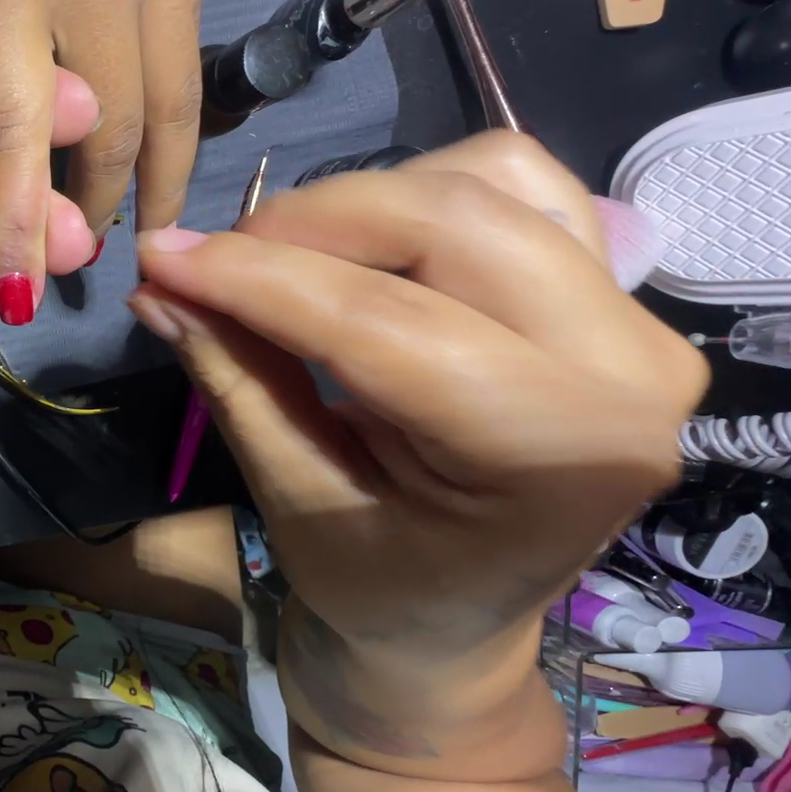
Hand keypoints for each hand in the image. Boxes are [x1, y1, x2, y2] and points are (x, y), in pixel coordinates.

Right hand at [128, 133, 707, 656]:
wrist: (456, 610)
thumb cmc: (373, 579)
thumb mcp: (291, 496)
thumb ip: (233, 380)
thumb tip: (156, 288)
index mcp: (554, 452)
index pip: (381, 321)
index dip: (254, 278)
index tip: (157, 257)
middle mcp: (626, 368)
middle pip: (450, 221)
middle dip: (303, 224)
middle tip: (211, 261)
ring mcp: (634, 315)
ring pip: (483, 182)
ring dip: (354, 205)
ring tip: (278, 262)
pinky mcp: (609, 288)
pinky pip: (512, 186)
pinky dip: (415, 192)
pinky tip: (358, 249)